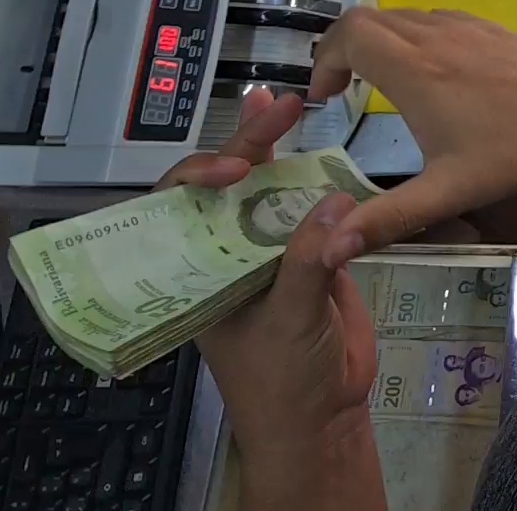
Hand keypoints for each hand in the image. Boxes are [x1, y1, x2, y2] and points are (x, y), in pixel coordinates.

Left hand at [151, 91, 380, 472]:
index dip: (201, 177)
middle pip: (230, 187)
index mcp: (197, 272)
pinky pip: (316, 209)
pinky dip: (324, 179)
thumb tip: (337, 199)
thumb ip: (306, 261)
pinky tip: (333, 155)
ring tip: (291, 101)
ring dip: (281, 147)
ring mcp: (271, 251)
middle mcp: (227, 254)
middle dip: (249, 142)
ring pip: (271, 189)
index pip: (179, 209)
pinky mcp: (314, 254)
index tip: (237, 165)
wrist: (323, 414)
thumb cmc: (279, 380)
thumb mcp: (286, 321)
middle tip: (278, 104)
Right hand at [308, 7, 516, 255]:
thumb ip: (386, 218)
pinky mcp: (490, 27)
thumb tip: (328, 249)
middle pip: (368, 19)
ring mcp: (466, 26)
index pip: (349, 34)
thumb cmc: (514, 152)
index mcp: (414, 69)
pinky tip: (432, 68)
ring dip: (380, 40)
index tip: (327, 97)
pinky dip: (417, 33)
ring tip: (381, 81)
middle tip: (343, 88)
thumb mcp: (447, 191)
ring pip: (404, 15)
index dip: (325, 59)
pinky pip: (437, 17)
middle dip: (344, 48)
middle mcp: (434, 36)